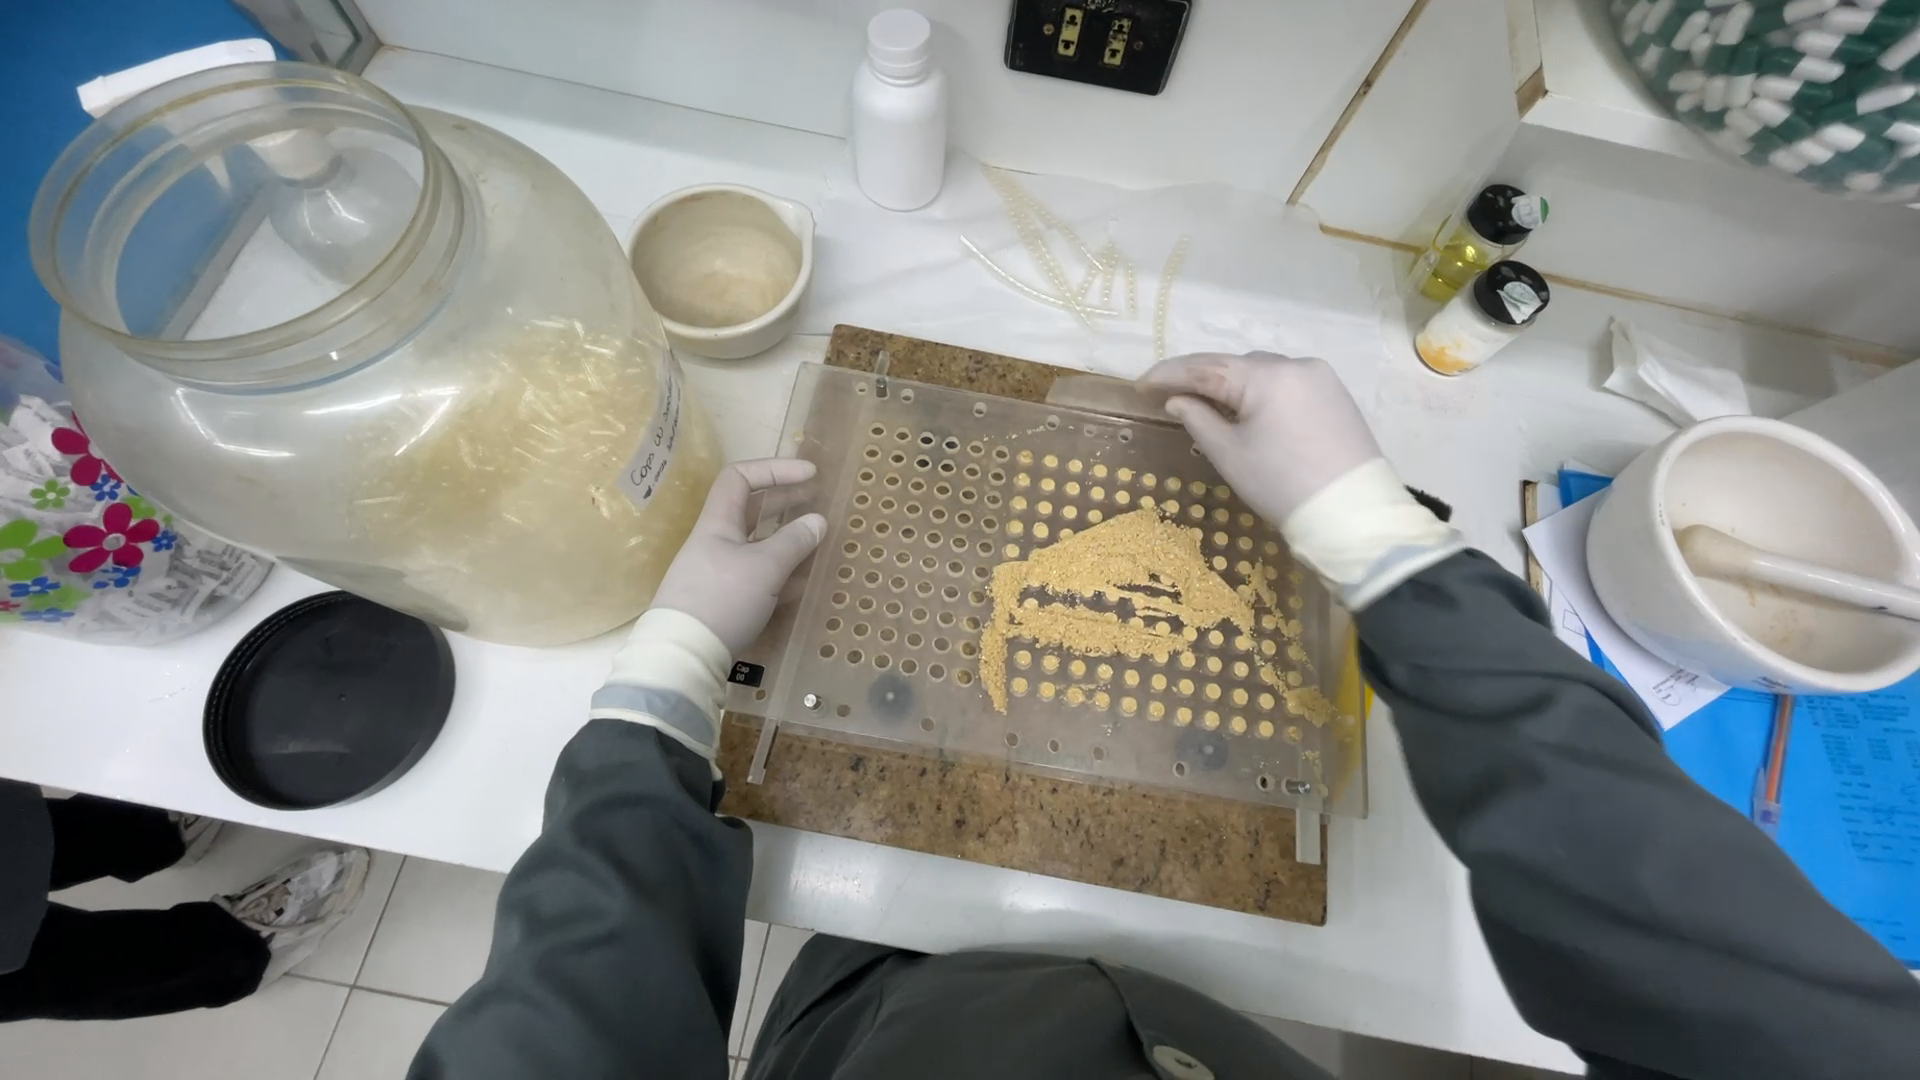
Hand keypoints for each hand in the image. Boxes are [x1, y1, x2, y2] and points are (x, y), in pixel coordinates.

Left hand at [652, 458, 826, 654]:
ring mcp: (718, 570)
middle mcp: (716, 541)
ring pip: (756, 542)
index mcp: (718, 523)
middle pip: (751, 509)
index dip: (775, 469)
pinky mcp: (722, 598)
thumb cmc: (722, 600)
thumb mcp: (765, 568)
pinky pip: (755, 571)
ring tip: (814, 537)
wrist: (683, 655)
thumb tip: (818, 521)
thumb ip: (794, 542)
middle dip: (785, 499)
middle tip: (816, 500)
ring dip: (785, 535)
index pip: (741, 477)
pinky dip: (779, 568)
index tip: (810, 474)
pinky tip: (800, 579)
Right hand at [1137, 351, 1380, 524]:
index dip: (1167, 375)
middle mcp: (1295, 364)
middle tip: (1167, 394)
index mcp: (1266, 377)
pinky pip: (1285, 383)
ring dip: (1230, 384)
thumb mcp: (1229, 455)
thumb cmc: (1280, 485)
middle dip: (1199, 378)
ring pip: (1261, 372)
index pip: (1205, 367)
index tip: (1139, 386)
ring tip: (1203, 402)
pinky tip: (1244, 409)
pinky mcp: (1335, 394)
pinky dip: (1258, 391)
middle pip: (1234, 365)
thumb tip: (1177, 401)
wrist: (1351, 514)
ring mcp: (1320, 377)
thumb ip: (1197, 419)